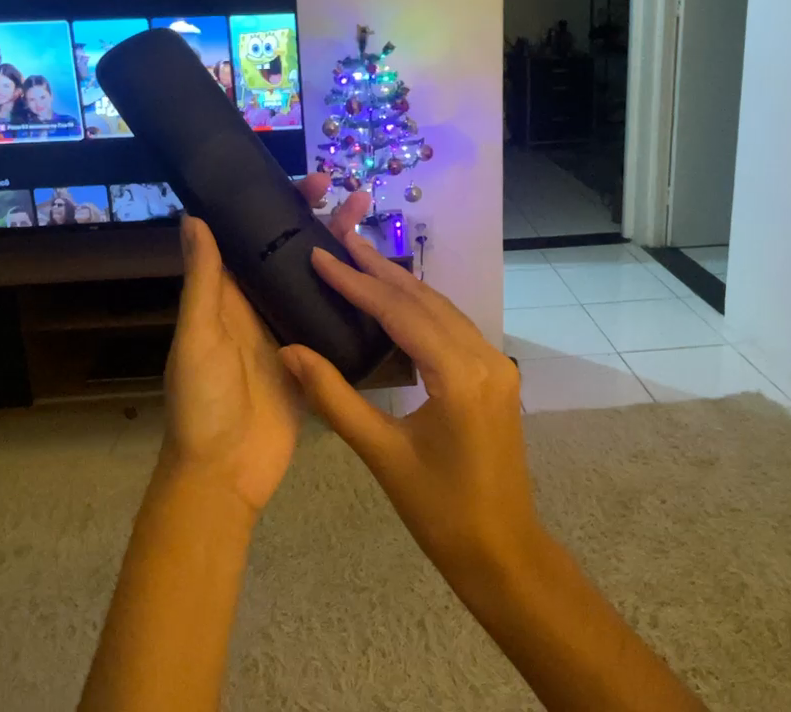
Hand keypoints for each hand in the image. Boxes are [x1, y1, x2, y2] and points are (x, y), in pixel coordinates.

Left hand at [161, 174, 370, 512]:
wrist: (226, 471)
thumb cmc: (203, 400)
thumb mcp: (198, 335)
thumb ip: (204, 280)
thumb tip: (194, 215)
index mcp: (228, 296)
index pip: (255, 238)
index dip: (280, 206)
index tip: (312, 181)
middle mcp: (260, 308)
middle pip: (293, 254)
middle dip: (322, 223)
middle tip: (357, 197)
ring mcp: (290, 333)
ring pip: (319, 284)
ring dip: (342, 255)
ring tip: (374, 229)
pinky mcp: (315, 360)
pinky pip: (334, 322)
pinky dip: (354, 301)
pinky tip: (381, 284)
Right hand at [279, 236, 540, 577]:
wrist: (501, 549)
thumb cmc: (438, 511)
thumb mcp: (380, 453)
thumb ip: (334, 397)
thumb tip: (290, 351)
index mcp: (460, 375)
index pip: (400, 312)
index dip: (356, 282)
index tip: (320, 256)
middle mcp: (485, 358)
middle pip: (425, 301)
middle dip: (380, 271)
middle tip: (340, 240)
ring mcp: (497, 365)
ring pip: (444, 311)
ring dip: (402, 287)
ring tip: (361, 261)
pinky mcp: (496, 376)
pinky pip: (455, 330)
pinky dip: (422, 312)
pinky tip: (396, 304)